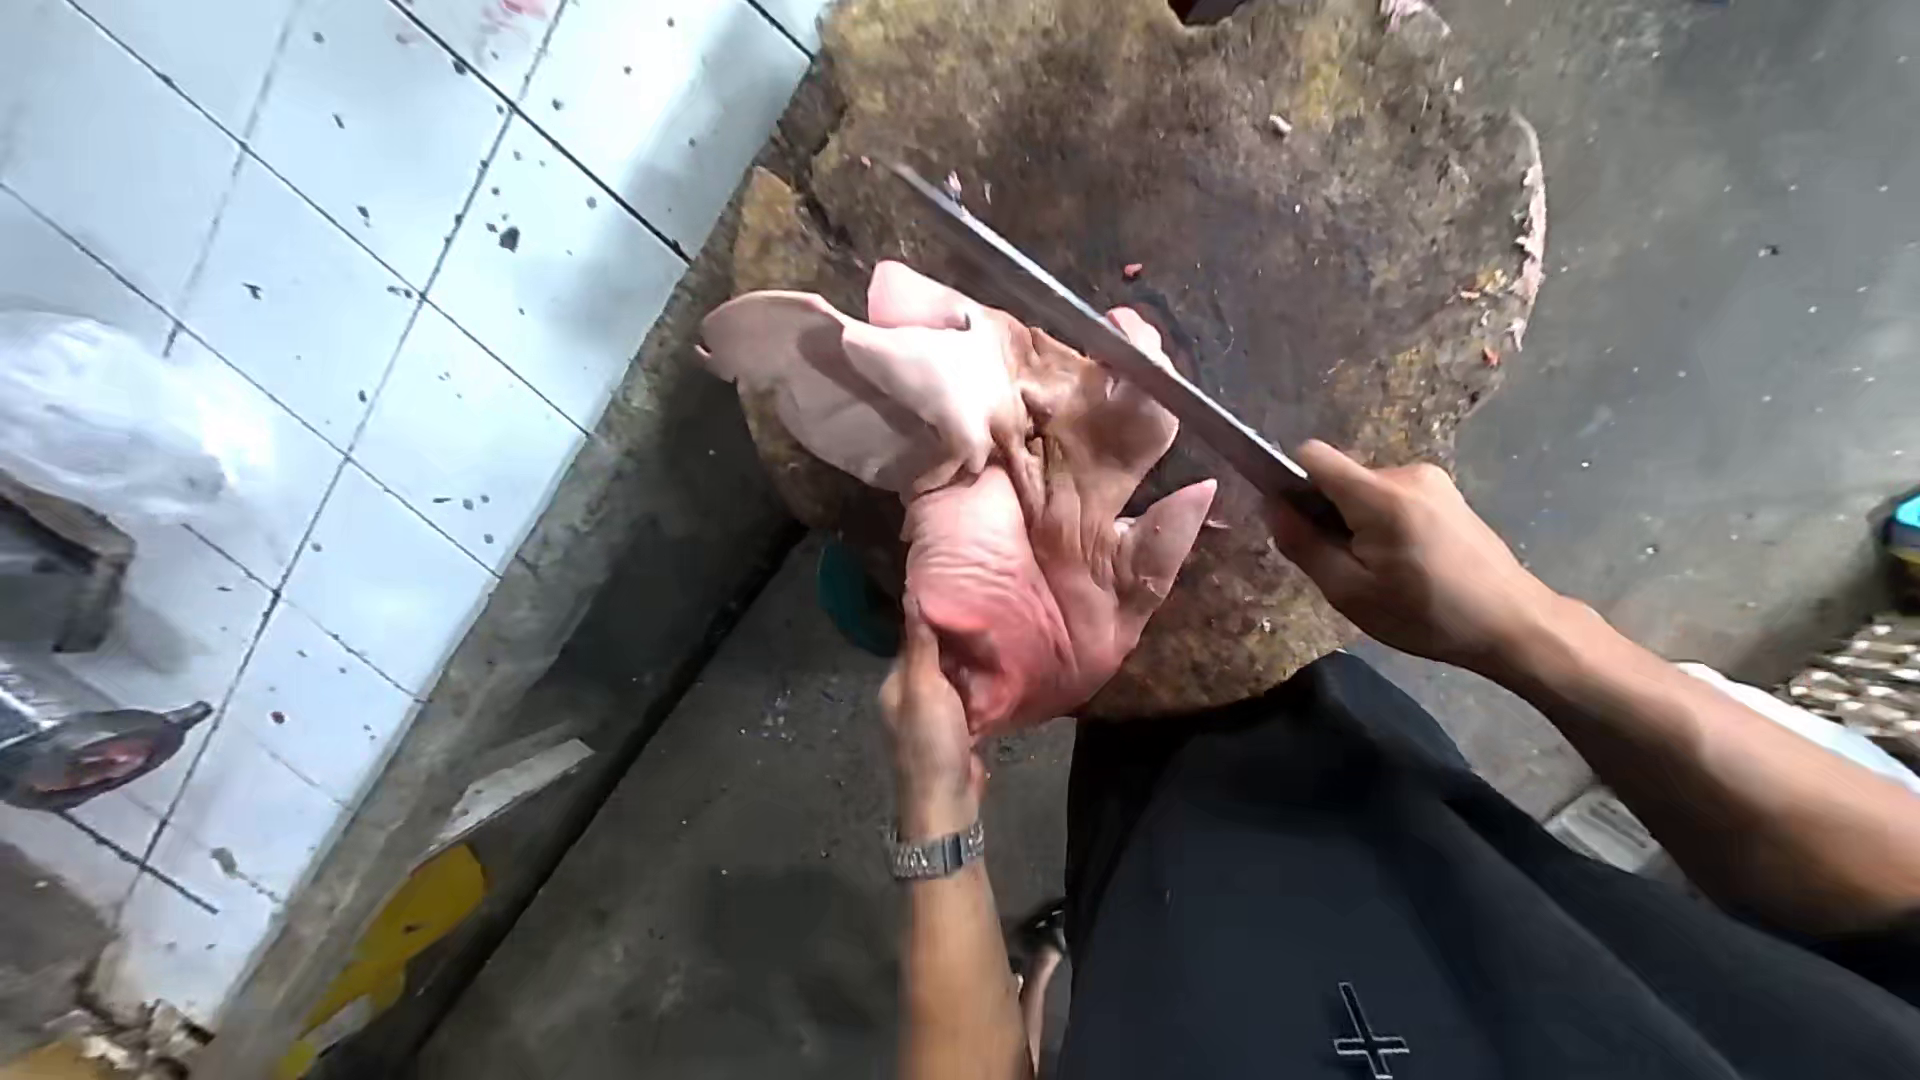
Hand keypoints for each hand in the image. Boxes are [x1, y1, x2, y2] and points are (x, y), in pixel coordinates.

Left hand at [880, 596, 986, 838]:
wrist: (948, 802)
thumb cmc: (931, 741)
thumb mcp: (924, 687)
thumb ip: (920, 644)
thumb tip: (910, 596)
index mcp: (895, 685)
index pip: (912, 642)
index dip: (935, 625)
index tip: (963, 604)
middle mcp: (911, 698)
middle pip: (936, 661)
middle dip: (959, 647)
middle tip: (990, 625)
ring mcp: (935, 717)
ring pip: (956, 681)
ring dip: (973, 669)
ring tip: (999, 644)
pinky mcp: (957, 732)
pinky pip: (970, 702)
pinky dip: (982, 692)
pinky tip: (1001, 677)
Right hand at [1266, 440, 1568, 676]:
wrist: (1515, 625)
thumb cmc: (1425, 614)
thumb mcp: (1348, 591)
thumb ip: (1302, 544)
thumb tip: (1271, 506)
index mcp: (1380, 496)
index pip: (1312, 456)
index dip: (1289, 480)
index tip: (1294, 520)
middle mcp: (1406, 473)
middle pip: (1336, 477)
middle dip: (1323, 512)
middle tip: (1341, 563)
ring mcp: (1430, 480)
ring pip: (1359, 489)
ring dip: (1350, 520)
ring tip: (1373, 566)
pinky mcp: (1444, 492)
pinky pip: (1385, 495)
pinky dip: (1375, 521)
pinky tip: (1398, 559)